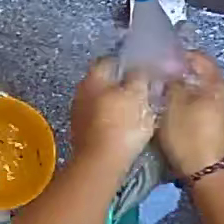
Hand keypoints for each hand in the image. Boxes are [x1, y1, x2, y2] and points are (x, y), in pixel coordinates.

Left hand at [70, 58, 154, 174]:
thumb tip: (139, 68)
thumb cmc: (121, 124)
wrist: (101, 163)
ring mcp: (79, 114)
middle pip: (105, 82)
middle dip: (123, 85)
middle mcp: (81, 91)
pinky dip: (113, 120)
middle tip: (144, 91)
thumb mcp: (138, 95)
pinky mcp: (82, 134)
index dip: (128, 63)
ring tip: (139, 112)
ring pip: (103, 101)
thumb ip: (139, 77)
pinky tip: (127, 129)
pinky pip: (101, 120)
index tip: (144, 70)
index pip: (110, 60)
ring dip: (118, 104)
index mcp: (93, 77)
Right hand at [158, 50, 223, 176]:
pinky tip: (164, 111)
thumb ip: (169, 80)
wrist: (208, 173)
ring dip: (174, 91)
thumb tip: (165, 65)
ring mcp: (218, 108)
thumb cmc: (190, 135)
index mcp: (216, 81)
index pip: (194, 55)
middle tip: (150, 78)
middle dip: (172, 74)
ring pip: (192, 90)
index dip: (172, 55)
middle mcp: (221, 91)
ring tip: (154, 94)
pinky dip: (179, 104)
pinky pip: (193, 105)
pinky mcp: (211, 124)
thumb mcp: (173, 103)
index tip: (152, 61)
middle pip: (193, 73)